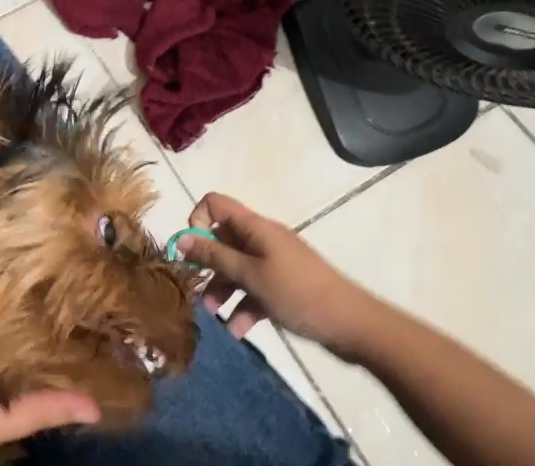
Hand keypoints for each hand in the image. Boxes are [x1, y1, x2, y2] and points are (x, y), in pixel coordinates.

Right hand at [179, 192, 386, 358]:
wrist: (353, 326)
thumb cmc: (298, 294)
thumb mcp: (251, 275)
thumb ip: (215, 256)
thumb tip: (181, 238)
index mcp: (257, 227)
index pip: (216, 204)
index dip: (199, 221)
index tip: (195, 250)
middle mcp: (264, 240)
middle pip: (224, 240)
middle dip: (208, 264)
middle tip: (197, 289)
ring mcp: (275, 264)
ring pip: (238, 268)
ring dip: (223, 289)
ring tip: (215, 315)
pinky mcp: (285, 287)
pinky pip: (255, 289)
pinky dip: (244, 306)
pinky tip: (238, 330)